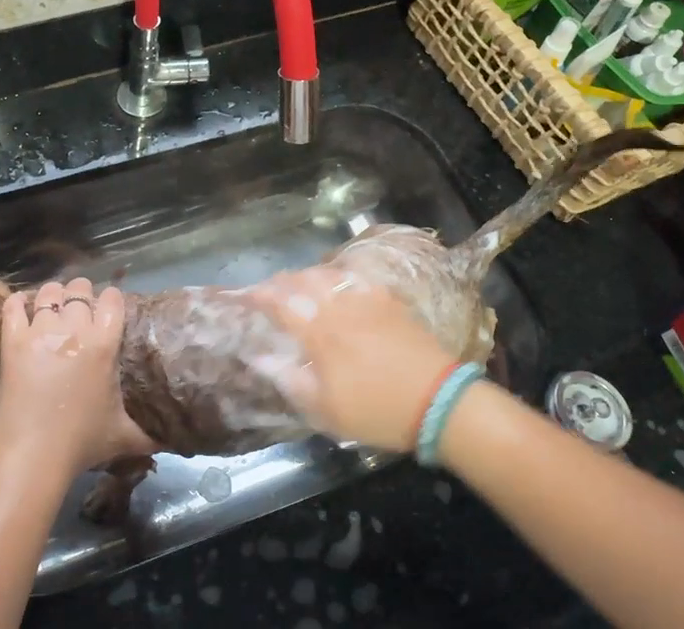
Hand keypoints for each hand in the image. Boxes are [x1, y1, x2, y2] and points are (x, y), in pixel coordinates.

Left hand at [0, 278, 151, 471]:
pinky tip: (22, 306)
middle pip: (79, 290)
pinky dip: (17, 302)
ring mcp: (40, 332)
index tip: (110, 306)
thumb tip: (175, 441)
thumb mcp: (125, 437)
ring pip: (48, 293)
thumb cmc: (82, 442)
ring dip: (53, 295)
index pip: (112, 300)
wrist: (33, 454)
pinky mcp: (12, 341)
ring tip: (53, 306)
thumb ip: (153, 435)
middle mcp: (74, 328)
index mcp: (104, 344)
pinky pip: (13, 306)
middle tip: (80, 308)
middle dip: (82, 294)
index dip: (112, 299)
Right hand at [249, 268, 458, 450]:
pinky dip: (338, 277)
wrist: (438, 402)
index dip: (259, 295)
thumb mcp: (324, 409)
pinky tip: (338, 287)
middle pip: (302, 279)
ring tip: (300, 286)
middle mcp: (339, 306)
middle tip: (270, 292)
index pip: (280, 302)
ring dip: (307, 276)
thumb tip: (259, 357)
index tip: (246, 296)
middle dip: (281, 282)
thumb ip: (288, 379)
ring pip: (328, 274)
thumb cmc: (375, 410)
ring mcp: (367, 300)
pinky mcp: (389, 301)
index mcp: (319, 332)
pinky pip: (356, 278)